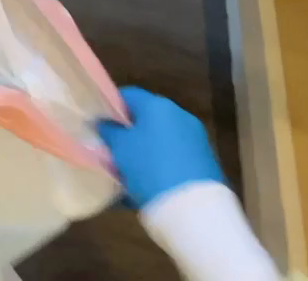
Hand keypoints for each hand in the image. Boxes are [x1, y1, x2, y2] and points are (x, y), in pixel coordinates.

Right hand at [95, 87, 224, 208]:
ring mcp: (197, 141)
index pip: (128, 95)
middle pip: (147, 119)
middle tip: (113, 150)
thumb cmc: (149, 168)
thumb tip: (104, 123)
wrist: (195, 212)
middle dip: (129, 133)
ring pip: (162, 140)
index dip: (111, 107)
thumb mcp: (119, 147)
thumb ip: (109, 130)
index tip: (100, 125)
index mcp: (158, 105)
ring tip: (130, 172)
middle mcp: (180, 116)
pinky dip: (162, 166)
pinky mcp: (207, 165)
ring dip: (146, 151)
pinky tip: (150, 185)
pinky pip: (175, 159)